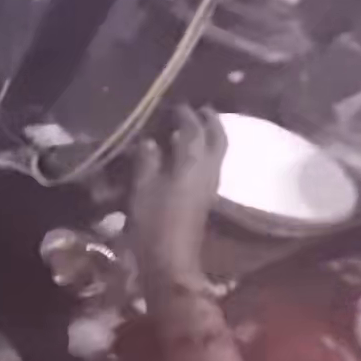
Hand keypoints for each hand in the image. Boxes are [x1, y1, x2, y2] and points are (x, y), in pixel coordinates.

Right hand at [128, 106, 226, 290]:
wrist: (170, 257)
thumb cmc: (153, 220)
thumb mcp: (143, 188)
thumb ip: (148, 160)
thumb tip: (150, 141)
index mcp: (192, 163)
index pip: (193, 130)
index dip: (185, 115)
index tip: (176, 104)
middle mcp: (209, 168)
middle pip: (216, 138)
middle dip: (209, 121)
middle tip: (199, 109)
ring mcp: (210, 183)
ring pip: (217, 150)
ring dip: (211, 134)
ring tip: (197, 126)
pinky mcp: (206, 195)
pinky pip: (211, 162)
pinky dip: (205, 150)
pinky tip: (191, 152)